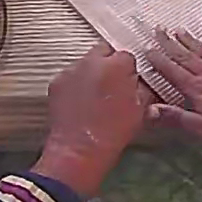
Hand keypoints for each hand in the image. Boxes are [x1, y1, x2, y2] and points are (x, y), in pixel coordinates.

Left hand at [35, 43, 151, 195]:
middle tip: (114, 84)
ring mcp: (72, 70)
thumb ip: (144, 90)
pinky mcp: (57, 82)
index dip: (130, 69)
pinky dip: (76, 83)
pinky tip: (81, 101)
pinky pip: (70, 76)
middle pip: (104, 52)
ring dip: (92, 73)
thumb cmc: (112, 133)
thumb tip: (144, 84)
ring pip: (86, 62)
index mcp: (117, 65)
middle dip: (109, 64)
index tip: (130, 81)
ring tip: (96, 95)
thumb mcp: (140, 110)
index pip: (127, 56)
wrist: (79, 150)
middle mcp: (92, 61)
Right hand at [146, 30, 201, 152]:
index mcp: (198, 89)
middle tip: (158, 29)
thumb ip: (177, 118)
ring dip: (191, 41)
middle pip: (185, 56)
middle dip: (169, 43)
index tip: (146, 49)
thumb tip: (149, 110)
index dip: (158, 61)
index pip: (172, 71)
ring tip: (179, 30)